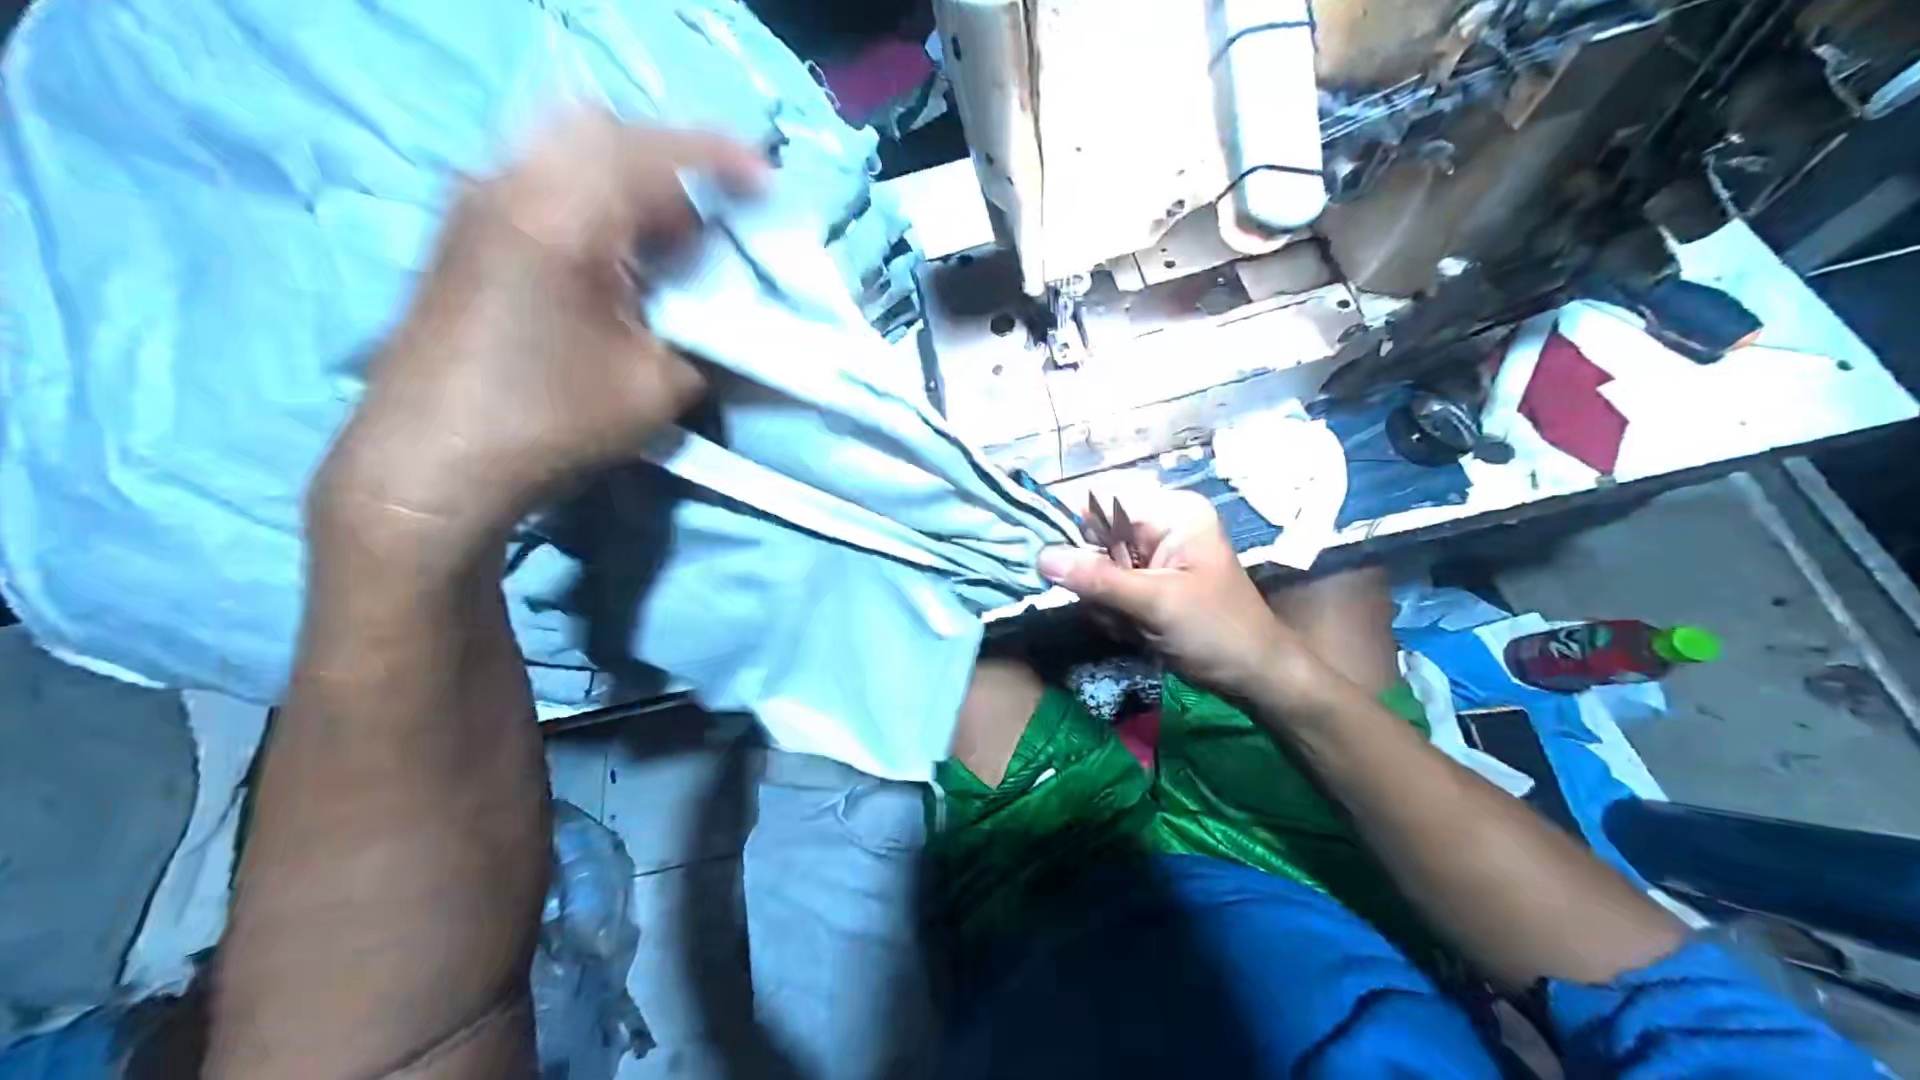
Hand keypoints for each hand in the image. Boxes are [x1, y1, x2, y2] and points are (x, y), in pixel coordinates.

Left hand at [310, 111, 766, 565]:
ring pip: (568, 154)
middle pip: (604, 132)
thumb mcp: (657, 387)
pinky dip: (594, 202)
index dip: (720, 159)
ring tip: (672, 239)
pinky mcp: (466, 233)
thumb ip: (705, 335)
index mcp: (561, 215)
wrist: (432, 462)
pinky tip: (618, 256)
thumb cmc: (550, 423)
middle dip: (673, 164)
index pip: (653, 152)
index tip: (767, 180)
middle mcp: (509, 185)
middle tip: (714, 214)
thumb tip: (725, 311)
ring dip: (630, 183)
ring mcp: (477, 203)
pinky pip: (543, 184)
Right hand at [1038, 492, 1327, 700]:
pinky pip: (1106, 590)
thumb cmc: (1217, 632)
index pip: (1103, 505)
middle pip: (1095, 540)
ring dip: (1102, 603)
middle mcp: (1159, 527)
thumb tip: (1041, 557)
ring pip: (1095, 570)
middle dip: (1095, 581)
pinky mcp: (1146, 583)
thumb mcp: (1156, 603)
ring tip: (1131, 626)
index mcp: (1171, 513)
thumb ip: (1098, 579)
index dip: (1073, 530)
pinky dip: (1111, 614)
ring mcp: (1152, 557)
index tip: (1049, 561)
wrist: (1254, 678)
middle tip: (1114, 611)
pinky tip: (1134, 632)